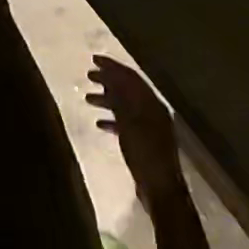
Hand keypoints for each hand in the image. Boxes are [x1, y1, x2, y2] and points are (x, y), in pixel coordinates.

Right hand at [87, 55, 185, 206]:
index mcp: (152, 103)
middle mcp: (152, 110)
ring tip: (88, 97)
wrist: (160, 188)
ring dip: (108, 99)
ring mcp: (149, 126)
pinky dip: (113, 120)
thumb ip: (122, 102)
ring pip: (126, 106)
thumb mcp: (130, 125)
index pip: (131, 77)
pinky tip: (99, 122)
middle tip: (89, 75)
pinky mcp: (144, 141)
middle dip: (109, 80)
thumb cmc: (145, 154)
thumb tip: (112, 79)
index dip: (113, 67)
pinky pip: (126, 123)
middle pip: (128, 89)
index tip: (94, 59)